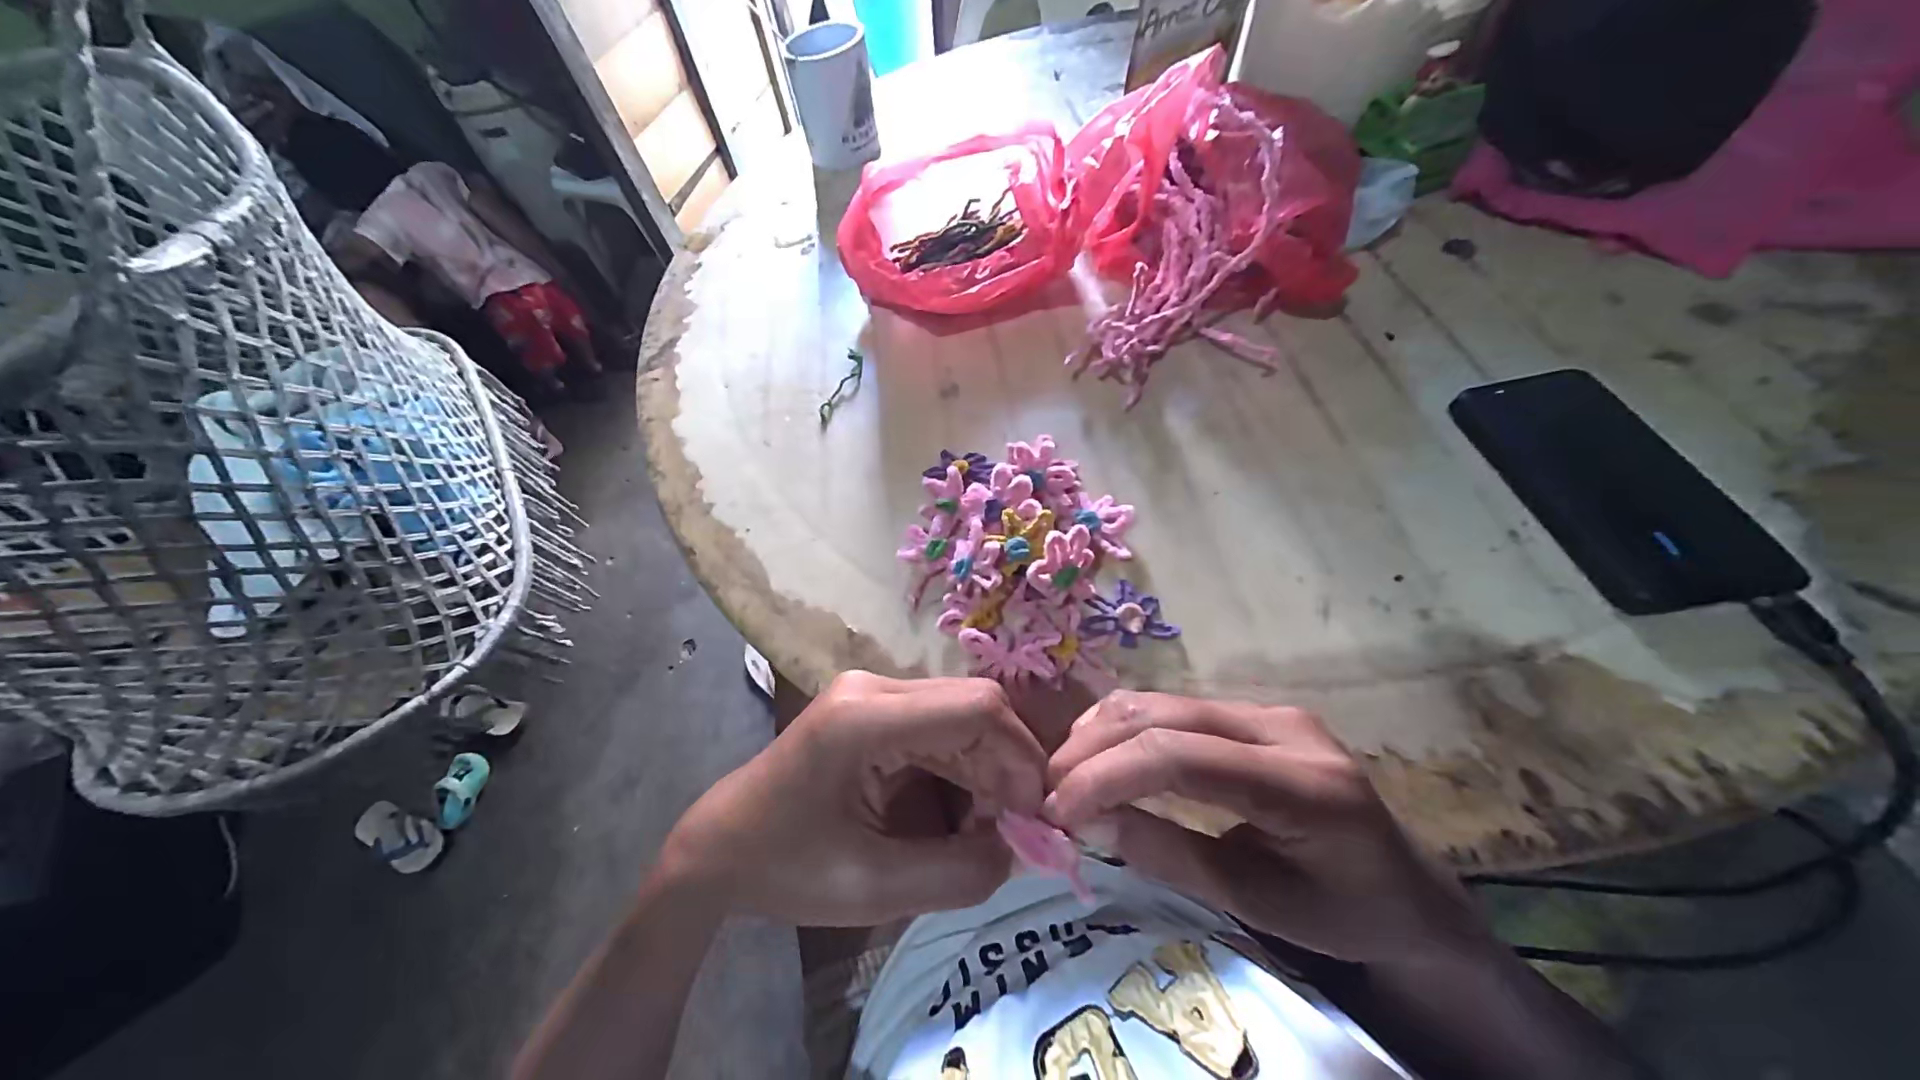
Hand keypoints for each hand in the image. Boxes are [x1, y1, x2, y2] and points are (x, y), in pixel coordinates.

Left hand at [659, 671, 1046, 925]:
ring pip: (964, 716)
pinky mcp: (874, 708)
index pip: (977, 708)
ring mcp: (872, 692)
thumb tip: (1022, 850)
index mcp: (866, 717)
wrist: (718, 849)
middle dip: (1006, 769)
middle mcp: (874, 686)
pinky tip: (957, 814)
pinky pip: (940, 727)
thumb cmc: (785, 869)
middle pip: (976, 707)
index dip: (1019, 760)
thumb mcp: (874, 888)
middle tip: (1011, 834)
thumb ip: (960, 872)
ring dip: (987, 772)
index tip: (1030, 822)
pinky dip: (964, 769)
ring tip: (982, 833)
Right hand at [1044, 692, 1492, 966]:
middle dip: (1094, 749)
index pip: (1181, 756)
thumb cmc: (1341, 916)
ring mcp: (1270, 711)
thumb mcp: (1254, 902)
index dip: (1107, 776)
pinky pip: (1176, 708)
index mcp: (1302, 783)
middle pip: (1164, 716)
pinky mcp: (1254, 713)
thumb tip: (1084, 823)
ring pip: (1163, 701)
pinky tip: (1100, 754)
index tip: (1056, 811)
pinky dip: (1127, 728)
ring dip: (1103, 732)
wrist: (1408, 894)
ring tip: (1063, 774)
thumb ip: (1167, 855)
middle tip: (1045, 789)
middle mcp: (1285, 726)